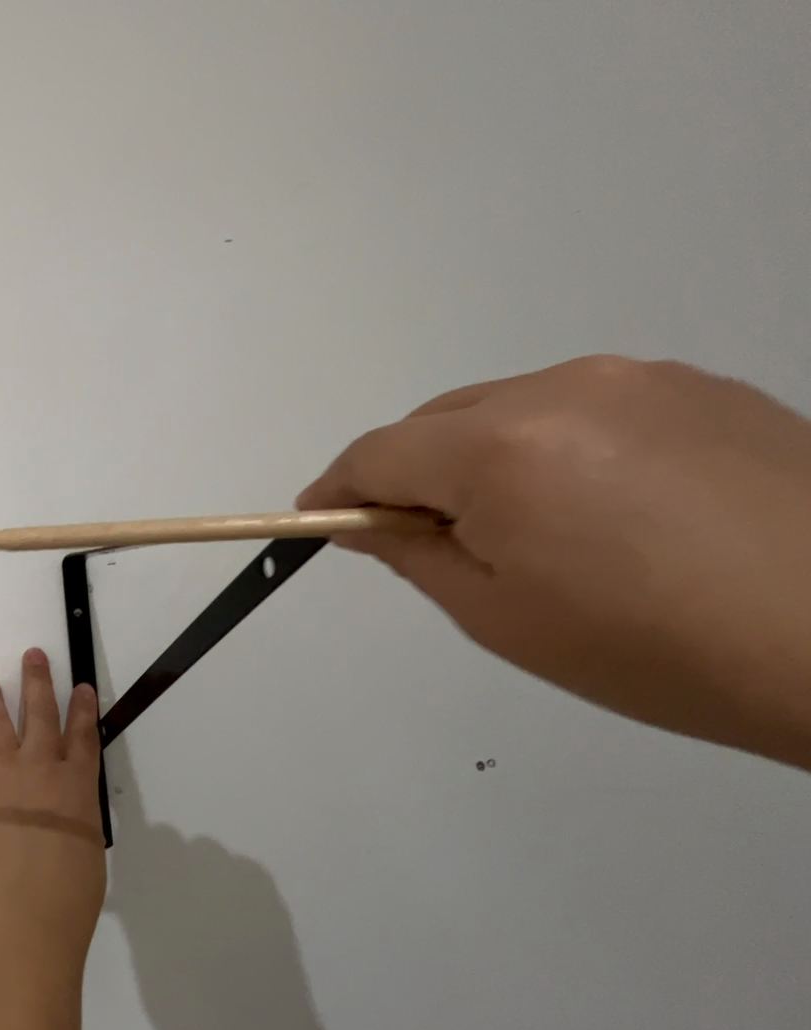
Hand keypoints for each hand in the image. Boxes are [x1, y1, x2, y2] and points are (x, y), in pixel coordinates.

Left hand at [0, 648, 104, 1029]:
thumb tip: (66, 819)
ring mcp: (5, 779)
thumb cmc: (71, 892)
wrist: (28, 907)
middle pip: (42, 716)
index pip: (83, 738)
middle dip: (38, 682)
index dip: (83, 710)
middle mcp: (42, 771)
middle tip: (32, 655)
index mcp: (77, 787)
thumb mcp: (88, 851)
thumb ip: (76, 824)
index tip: (82, 686)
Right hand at [297, 355, 810, 767]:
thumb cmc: (656, 646)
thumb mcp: (498, 614)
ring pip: (509, 408)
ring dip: (483, 457)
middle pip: (437, 421)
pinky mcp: (708, 389)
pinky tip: (601, 507)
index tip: (322, 521)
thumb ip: (412, 551)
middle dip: (410, 473)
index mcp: (500, 446)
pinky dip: (556, 447)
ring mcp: (644, 380)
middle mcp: (564, 388)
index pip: (376, 452)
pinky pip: (585, 408)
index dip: (336, 489)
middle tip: (425, 537)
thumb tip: (365, 521)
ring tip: (526, 528)